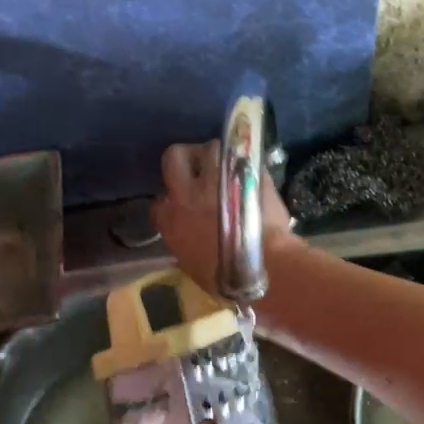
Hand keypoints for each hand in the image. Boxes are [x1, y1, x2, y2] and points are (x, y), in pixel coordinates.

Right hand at [151, 141, 296, 293]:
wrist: (265, 264)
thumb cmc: (227, 276)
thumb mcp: (192, 264)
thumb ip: (184, 240)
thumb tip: (189, 235)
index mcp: (172, 219)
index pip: (159, 200)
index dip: (170, 199)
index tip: (180, 204)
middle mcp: (189, 192)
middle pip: (175, 156)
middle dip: (185, 158)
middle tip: (197, 168)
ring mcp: (219, 178)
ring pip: (211, 148)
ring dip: (216, 156)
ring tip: (226, 168)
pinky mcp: (248, 173)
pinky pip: (241, 158)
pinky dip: (243, 165)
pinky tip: (248, 176)